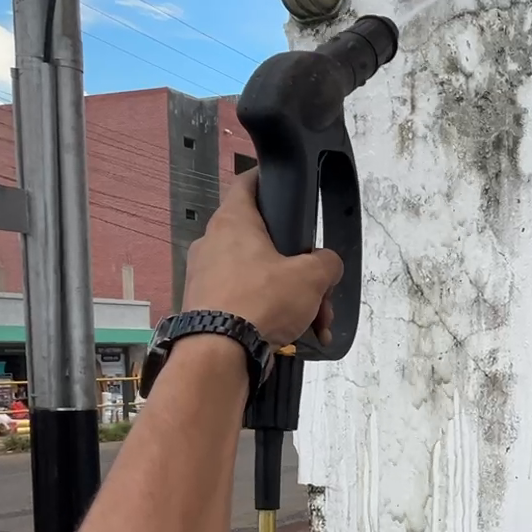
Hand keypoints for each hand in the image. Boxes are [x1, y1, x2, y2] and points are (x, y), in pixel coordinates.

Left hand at [181, 169, 342, 346]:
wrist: (220, 352)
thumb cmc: (263, 300)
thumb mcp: (313, 276)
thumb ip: (327, 262)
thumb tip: (325, 264)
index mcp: (234, 222)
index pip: (247, 184)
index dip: (267, 180)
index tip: (283, 186)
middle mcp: (213, 243)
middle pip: (264, 243)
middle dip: (299, 268)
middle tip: (321, 292)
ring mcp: (205, 275)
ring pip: (259, 277)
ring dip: (290, 298)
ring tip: (314, 324)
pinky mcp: (205, 305)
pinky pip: (246, 302)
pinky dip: (270, 315)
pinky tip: (293, 336)